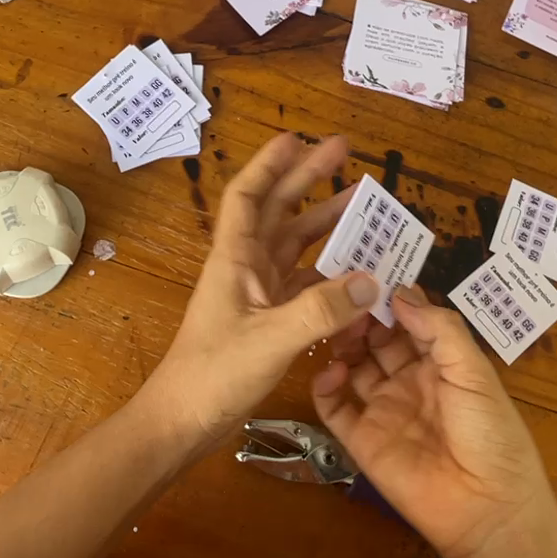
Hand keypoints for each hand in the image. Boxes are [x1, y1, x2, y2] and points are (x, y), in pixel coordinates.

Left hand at [136, 133, 378, 444]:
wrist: (184, 420)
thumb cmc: (214, 372)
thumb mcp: (270, 339)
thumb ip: (321, 310)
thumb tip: (372, 279)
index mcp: (234, 257)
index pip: (248, 195)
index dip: (269, 163)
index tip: (297, 137)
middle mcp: (246, 266)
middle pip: (278, 210)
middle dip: (308, 179)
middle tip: (344, 152)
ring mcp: (257, 292)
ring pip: (295, 245)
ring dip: (325, 223)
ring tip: (362, 203)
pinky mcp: (268, 318)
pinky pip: (305, 284)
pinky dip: (329, 274)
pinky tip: (358, 270)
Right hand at [313, 287, 552, 557]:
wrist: (486, 509)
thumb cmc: (490, 433)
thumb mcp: (474, 372)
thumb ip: (439, 329)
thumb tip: (399, 292)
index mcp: (440, 363)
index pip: (408, 320)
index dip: (390, 298)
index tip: (367, 270)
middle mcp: (408, 381)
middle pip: (376, 340)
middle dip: (361, 316)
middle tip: (343, 295)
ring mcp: (382, 409)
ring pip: (352, 366)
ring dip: (342, 343)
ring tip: (334, 325)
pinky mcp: (360, 438)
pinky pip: (335, 406)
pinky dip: (326, 385)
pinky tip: (332, 371)